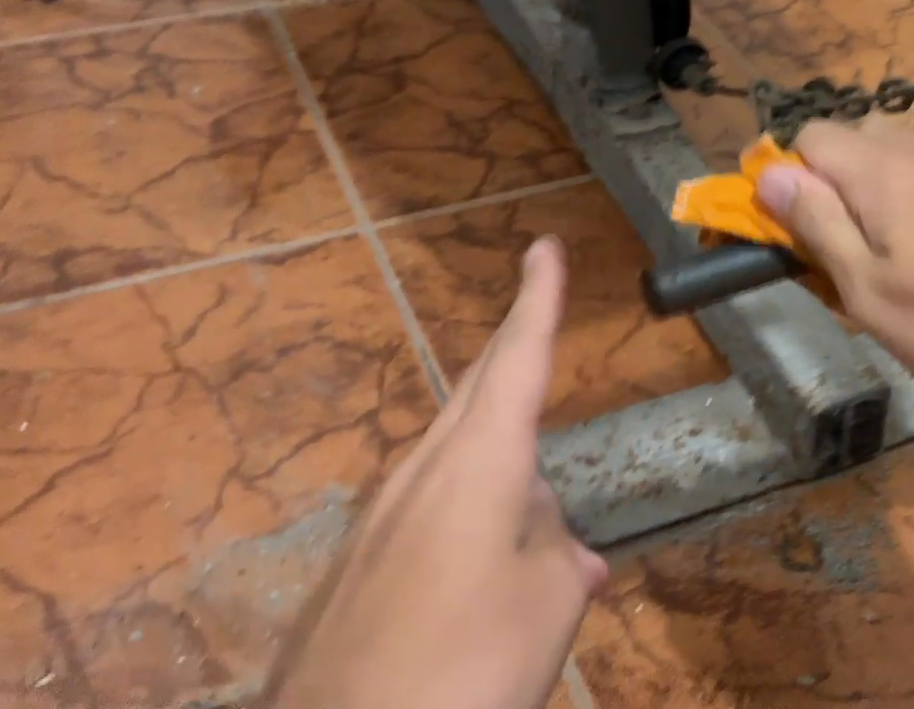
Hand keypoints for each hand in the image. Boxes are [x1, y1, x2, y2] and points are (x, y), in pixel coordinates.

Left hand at [267, 238, 605, 708]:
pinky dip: (475, 513)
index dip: (537, 301)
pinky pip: (431, 512)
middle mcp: (423, 474)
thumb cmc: (467, 666)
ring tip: (543, 515)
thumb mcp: (549, 602)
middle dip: (512, 347)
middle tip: (535, 312)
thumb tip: (552, 538)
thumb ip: (558, 552)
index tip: (542, 248)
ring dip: (502, 453)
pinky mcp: (355, 570)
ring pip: (455, 455)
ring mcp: (379, 522)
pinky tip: (492, 572)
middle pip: (478, 390)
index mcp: (480, 464)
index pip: (518, 360)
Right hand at [757, 112, 913, 427]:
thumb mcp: (871, 295)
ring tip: (912, 203)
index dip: (792, 169)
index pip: (814, 137)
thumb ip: (818, 225)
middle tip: (855, 230)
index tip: (793, 212)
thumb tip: (768, 172)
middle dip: (845, 167)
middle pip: (866, 128)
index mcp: (883, 173)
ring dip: (905, 151)